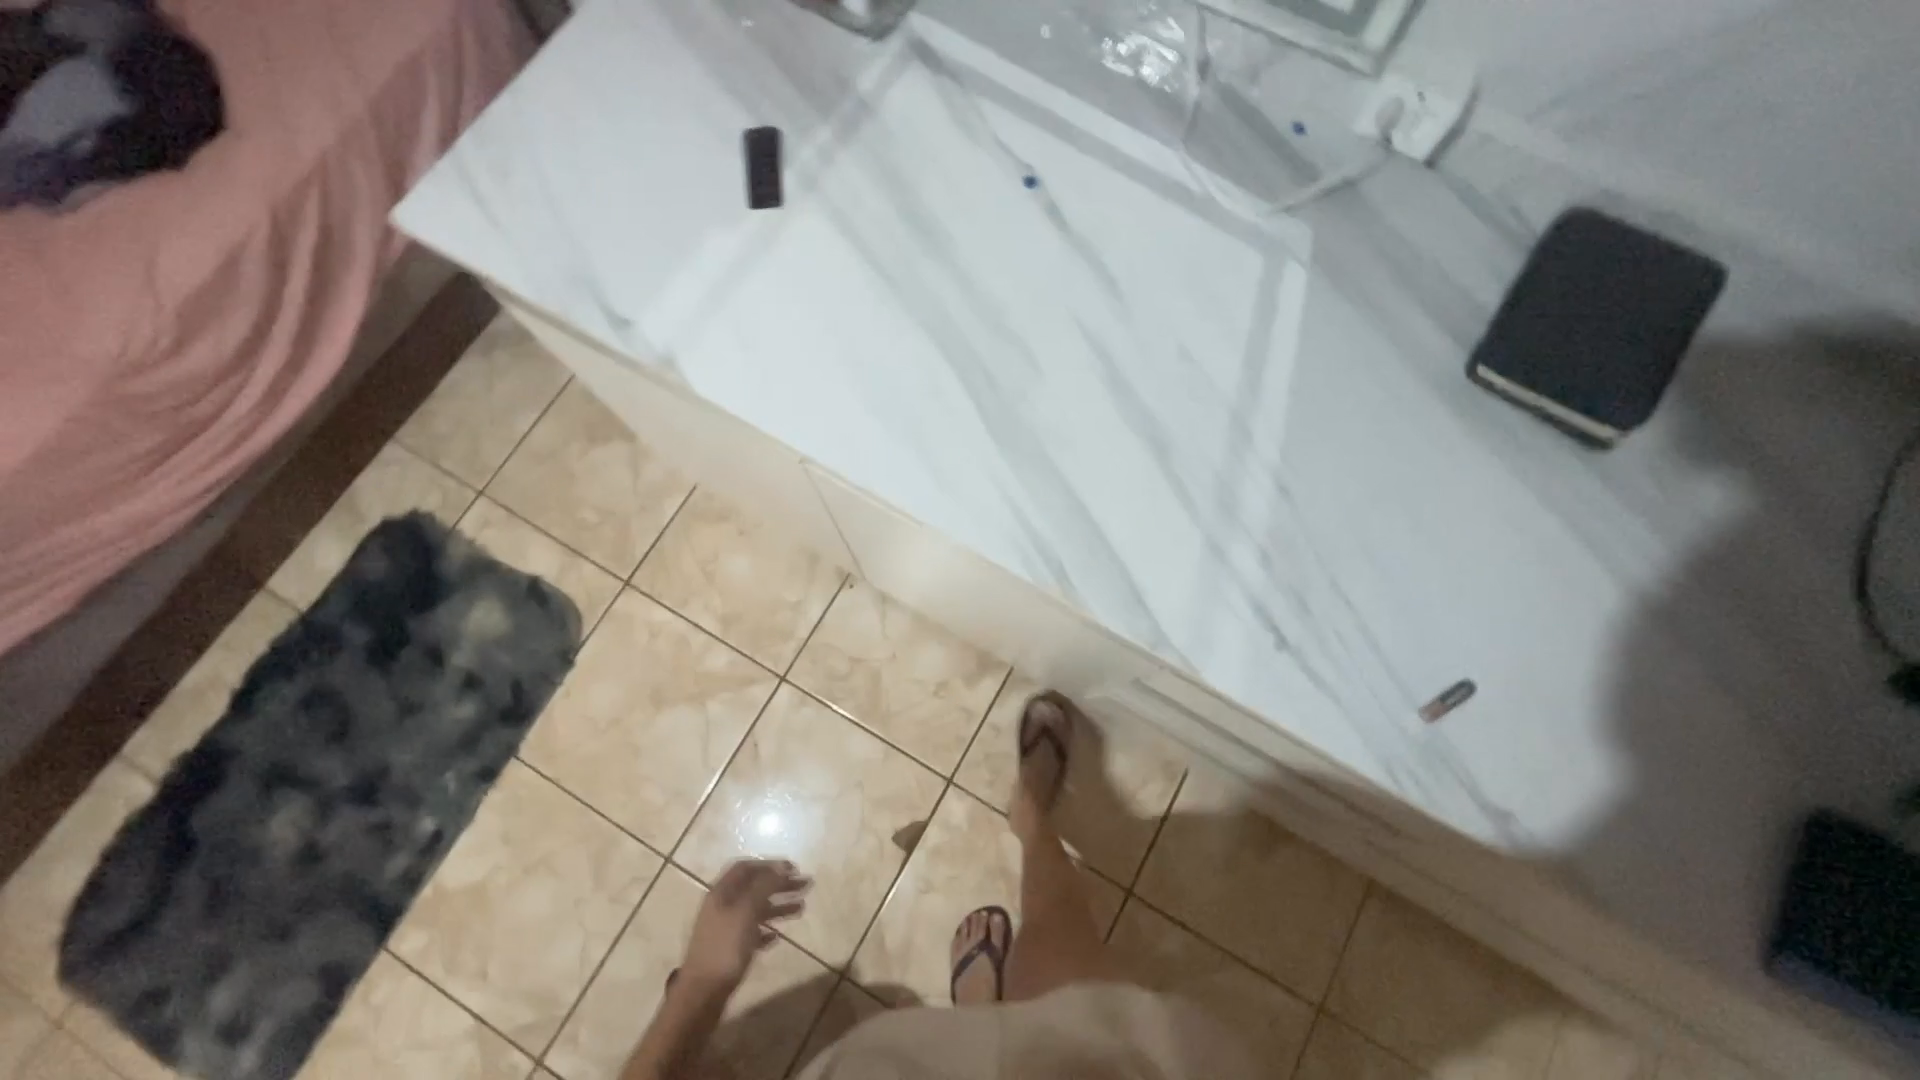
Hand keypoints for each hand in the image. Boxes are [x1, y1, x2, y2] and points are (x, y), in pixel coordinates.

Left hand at [681, 859, 810, 990]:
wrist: (702, 994)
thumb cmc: (725, 948)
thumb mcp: (746, 912)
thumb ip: (764, 887)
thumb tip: (781, 867)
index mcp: (721, 893)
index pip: (746, 868)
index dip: (769, 865)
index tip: (793, 868)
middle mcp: (722, 906)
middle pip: (754, 887)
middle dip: (779, 884)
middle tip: (805, 885)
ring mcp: (724, 929)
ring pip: (755, 910)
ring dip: (778, 906)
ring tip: (801, 908)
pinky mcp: (728, 950)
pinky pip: (751, 932)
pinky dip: (766, 930)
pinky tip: (778, 936)